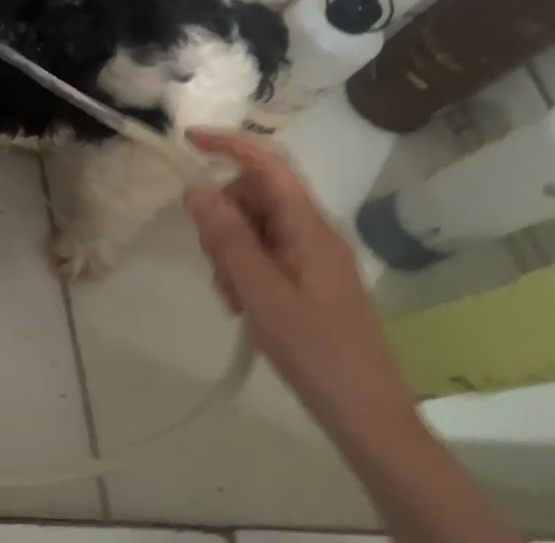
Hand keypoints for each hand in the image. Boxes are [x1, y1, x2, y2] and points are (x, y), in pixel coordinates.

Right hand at [182, 129, 418, 438]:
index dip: (228, 144)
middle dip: (222, 216)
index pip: (268, 165)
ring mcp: (314, 257)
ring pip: (254, 226)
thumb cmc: (315, 350)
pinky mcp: (310, 279)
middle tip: (213, 261)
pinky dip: (243, 268)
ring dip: (229, 249)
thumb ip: (228, 237)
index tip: (186, 140)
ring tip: (231, 294)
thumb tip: (197, 187)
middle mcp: (314, 233)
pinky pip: (265, 252)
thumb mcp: (260, 292)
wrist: (368, 415)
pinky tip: (242, 303)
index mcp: (309, 228)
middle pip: (255, 195)